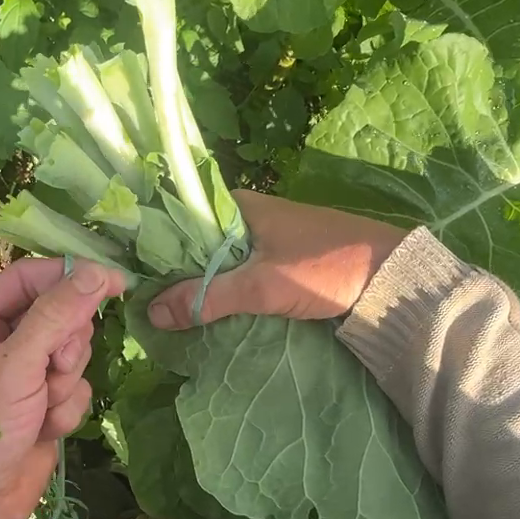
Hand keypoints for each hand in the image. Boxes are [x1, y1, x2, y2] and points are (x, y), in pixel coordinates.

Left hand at [0, 258, 126, 518]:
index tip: (114, 282)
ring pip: (74, 351)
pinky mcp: (45, 399)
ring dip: (66, 382)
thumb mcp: (15, 367)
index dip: (71, 277)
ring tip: (41, 407)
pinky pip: (77, 385)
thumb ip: (56, 316)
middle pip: (60, 313)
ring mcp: (25, 371)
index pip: (31, 277)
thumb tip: (97, 271)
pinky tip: (45, 429)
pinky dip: (67, 408)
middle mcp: (0, 339)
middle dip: (66, 346)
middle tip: (55, 369)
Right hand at [146, 191, 407, 328]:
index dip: (154, 240)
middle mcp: (248, 215)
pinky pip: (236, 273)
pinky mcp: (280, 261)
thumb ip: (207, 298)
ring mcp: (265, 238)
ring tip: (163, 309)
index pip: (181, 215)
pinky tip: (203, 311)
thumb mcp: (262, 285)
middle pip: (196, 241)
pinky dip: (220, 289)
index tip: (128, 267)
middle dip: (172, 268)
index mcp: (240, 205)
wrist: (391, 278)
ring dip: (196, 282)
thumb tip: (152, 313)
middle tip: (140, 297)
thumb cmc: (325, 268)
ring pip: (216, 260)